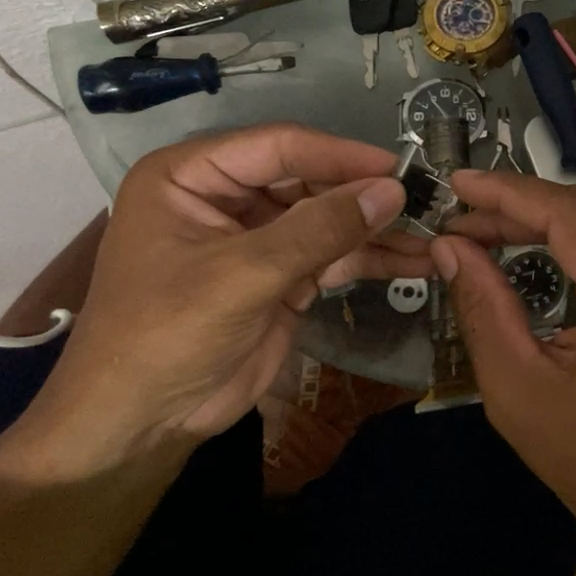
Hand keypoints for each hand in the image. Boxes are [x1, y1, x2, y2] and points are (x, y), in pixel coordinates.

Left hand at [19, 124, 424, 463]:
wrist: (139, 427)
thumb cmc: (164, 337)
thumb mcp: (242, 277)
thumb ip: (320, 229)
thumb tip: (394, 189)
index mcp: (192, 176)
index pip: (280, 147)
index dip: (341, 155)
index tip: (398, 169)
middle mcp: (227, 195)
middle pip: (314, 178)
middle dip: (368, 194)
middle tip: (429, 201)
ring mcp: (260, 235)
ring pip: (333, 215)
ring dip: (381, 228)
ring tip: (437, 232)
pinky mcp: (284, 272)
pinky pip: (337, 253)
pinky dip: (375, 258)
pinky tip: (419, 261)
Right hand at [433, 171, 575, 575]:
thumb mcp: (518, 386)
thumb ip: (484, 305)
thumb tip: (451, 244)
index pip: (569, 215)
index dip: (508, 193)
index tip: (456, 183)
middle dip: (521, 205)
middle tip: (461, 214)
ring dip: (546, 218)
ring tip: (485, 226)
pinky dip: (574, 237)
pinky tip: (533, 244)